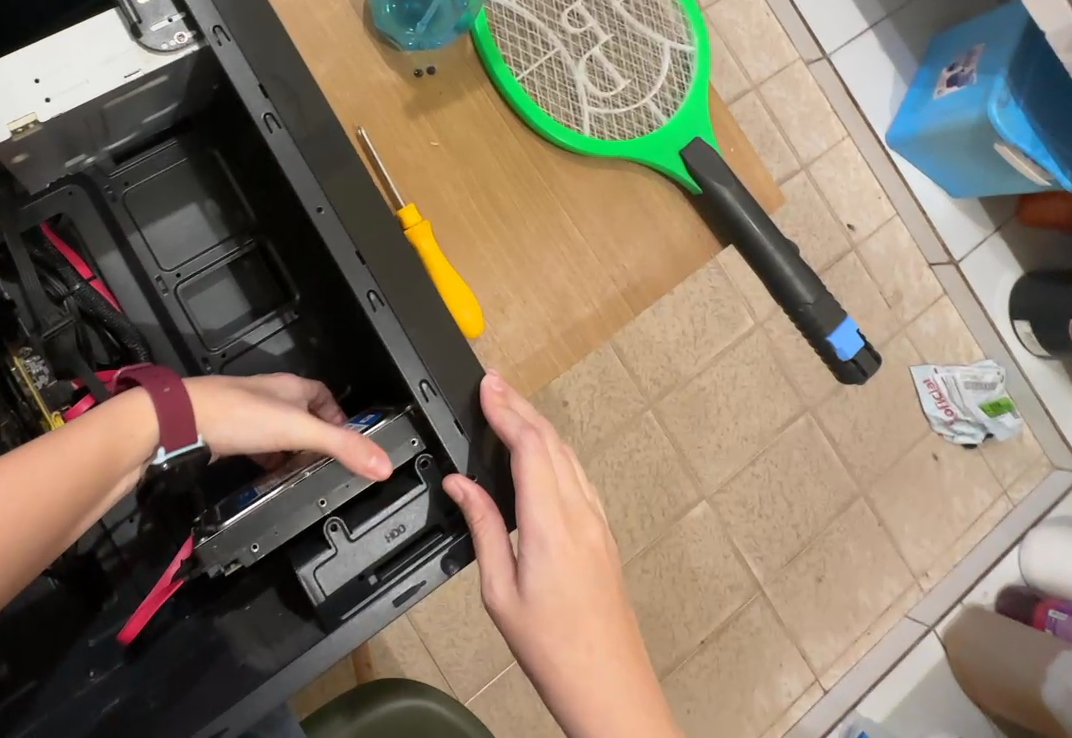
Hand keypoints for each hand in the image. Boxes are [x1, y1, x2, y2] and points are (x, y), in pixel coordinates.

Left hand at [186, 374, 391, 481]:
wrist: (184, 422)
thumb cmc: (239, 415)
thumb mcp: (299, 431)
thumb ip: (341, 446)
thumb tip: (383, 462)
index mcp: (291, 388)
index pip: (324, 395)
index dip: (339, 416)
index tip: (349, 440)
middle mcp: (271, 397)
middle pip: (302, 415)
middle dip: (316, 439)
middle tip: (328, 465)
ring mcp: (248, 414)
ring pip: (278, 432)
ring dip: (291, 452)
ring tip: (302, 476)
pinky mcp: (229, 433)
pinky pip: (256, 447)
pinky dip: (267, 461)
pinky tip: (268, 477)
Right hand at [443, 373, 677, 737]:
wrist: (611, 689)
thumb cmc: (553, 648)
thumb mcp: (500, 591)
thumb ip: (483, 527)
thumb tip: (460, 484)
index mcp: (550, 525)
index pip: (529, 447)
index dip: (506, 410)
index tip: (486, 386)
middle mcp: (580, 514)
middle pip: (551, 441)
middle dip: (520, 405)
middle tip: (493, 381)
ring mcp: (597, 523)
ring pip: (568, 455)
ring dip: (538, 423)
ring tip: (511, 405)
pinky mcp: (603, 535)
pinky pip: (578, 476)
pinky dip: (554, 449)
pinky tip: (540, 451)